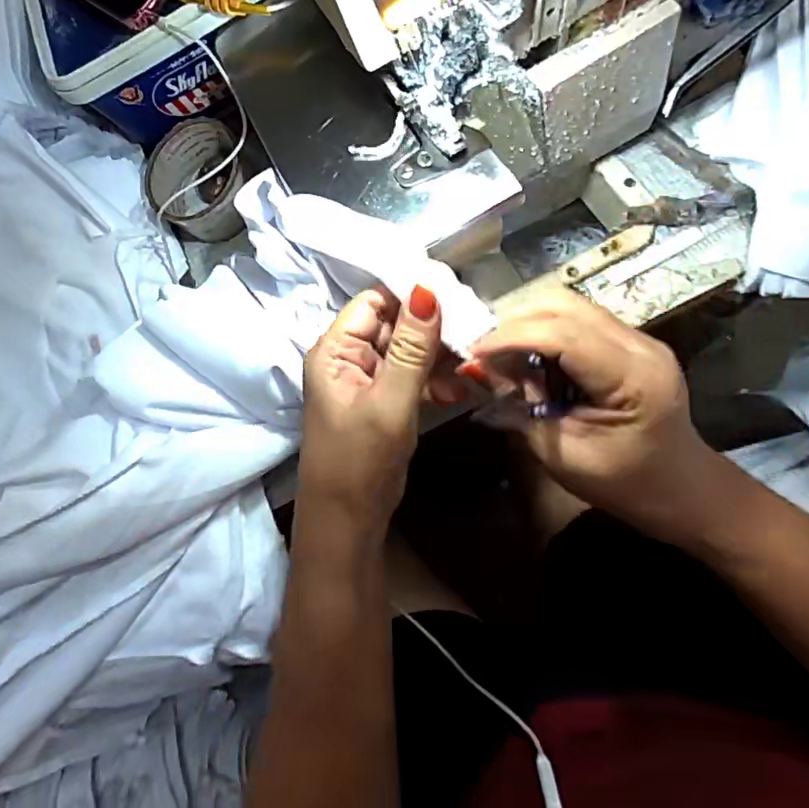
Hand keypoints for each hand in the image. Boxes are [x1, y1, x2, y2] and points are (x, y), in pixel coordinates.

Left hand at [299, 286, 452, 526]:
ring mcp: (366, 379)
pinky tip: (459, 391)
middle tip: (473, 336)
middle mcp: (348, 357)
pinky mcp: (383, 399)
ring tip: (469, 371)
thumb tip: (427, 289)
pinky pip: (412, 375)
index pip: (374, 302)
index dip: (411, 295)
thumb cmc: (360, 458)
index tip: (456, 294)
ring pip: (408, 350)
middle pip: (395, 324)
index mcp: (335, 349)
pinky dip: (435, 380)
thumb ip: (412, 347)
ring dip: (439, 359)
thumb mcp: (390, 400)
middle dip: (433, 331)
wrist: (348, 519)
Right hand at [467, 289, 749, 549]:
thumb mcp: (564, 456)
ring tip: (502, 354)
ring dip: (527, 322)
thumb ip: (520, 410)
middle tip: (483, 351)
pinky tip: (528, 356)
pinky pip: (577, 319)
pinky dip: (543, 329)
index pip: (562, 334)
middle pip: (564, 304)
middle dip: (514, 321)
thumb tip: (478, 371)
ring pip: (568, 305)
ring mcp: (637, 337)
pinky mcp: (628, 341)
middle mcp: (640, 344)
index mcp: (633, 376)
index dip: (511, 337)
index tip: (473, 353)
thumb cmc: (627, 486)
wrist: (684, 492)